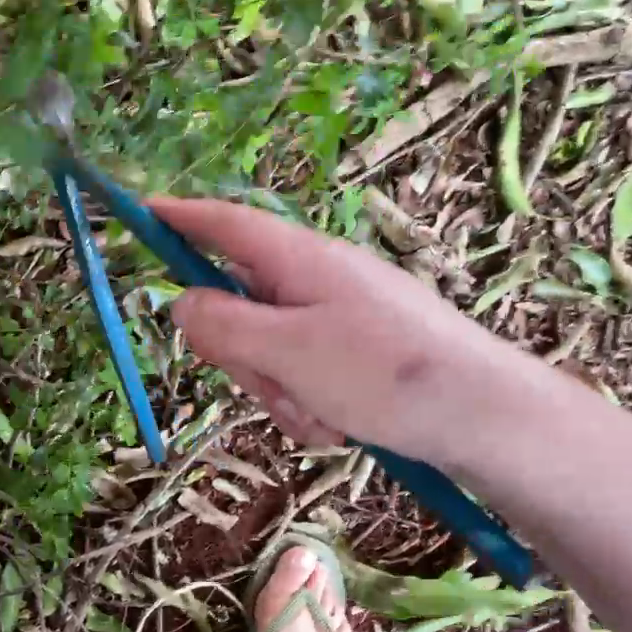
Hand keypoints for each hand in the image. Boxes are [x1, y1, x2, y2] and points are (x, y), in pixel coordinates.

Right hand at [151, 197, 548, 464]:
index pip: (225, 226)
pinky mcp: (349, 352)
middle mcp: (313, 281)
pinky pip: (294, 373)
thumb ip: (222, 326)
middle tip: (272, 382)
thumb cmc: (389, 374)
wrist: (491, 421)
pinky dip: (303, 402)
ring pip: (261, 349)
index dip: (179, 217)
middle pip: (234, 304)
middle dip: (239, 354)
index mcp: (300, 261)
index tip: (140, 210)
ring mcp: (333, 317)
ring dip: (276, 388)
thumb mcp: (288, 351)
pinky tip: (338, 421)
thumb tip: (180, 303)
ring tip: (320, 411)